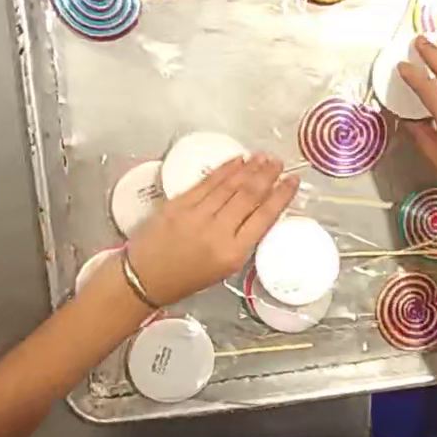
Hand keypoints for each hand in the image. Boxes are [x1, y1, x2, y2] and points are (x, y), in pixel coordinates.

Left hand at [126, 155, 298, 304]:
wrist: (144, 278)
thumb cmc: (184, 279)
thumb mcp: (222, 269)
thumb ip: (241, 241)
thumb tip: (257, 211)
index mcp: (232, 254)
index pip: (264, 218)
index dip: (281, 196)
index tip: (292, 182)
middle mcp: (217, 232)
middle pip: (249, 196)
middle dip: (267, 175)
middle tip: (279, 162)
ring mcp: (196, 215)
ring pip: (230, 186)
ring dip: (250, 168)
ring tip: (263, 157)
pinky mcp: (178, 204)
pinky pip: (207, 182)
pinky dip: (224, 170)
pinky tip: (237, 161)